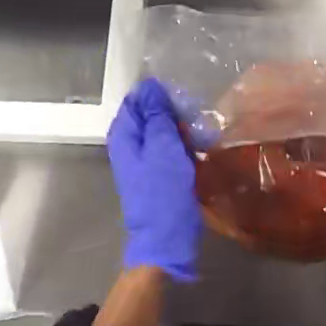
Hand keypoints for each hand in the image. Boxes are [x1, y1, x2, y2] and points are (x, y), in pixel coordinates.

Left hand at [107, 78, 202, 282]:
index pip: (137, 99)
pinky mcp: (158, 173)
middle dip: (174, 114)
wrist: (167, 238)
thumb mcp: (162, 147)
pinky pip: (171, 150)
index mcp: (124, 135)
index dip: (160, 95)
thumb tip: (151, 87)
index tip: (184, 98)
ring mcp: (144, 160)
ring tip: (201, 135)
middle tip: (196, 118)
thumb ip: (157, 116)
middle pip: (151, 115)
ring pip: (164, 133)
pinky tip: (200, 150)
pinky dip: (184, 147)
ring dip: (183, 131)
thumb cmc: (163, 191)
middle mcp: (129, 144)